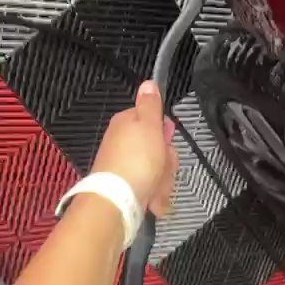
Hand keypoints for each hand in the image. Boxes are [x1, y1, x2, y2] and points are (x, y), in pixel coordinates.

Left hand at [91, 82, 179, 214]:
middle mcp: (123, 144)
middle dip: (166, 162)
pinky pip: (150, 189)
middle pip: (157, 148)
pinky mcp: (128, 188)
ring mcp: (125, 167)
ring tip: (157, 190)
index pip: (153, 122)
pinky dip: (155, 197)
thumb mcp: (148, 124)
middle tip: (163, 166)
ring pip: (157, 171)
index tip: (167, 140)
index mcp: (125, 124)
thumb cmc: (136, 160)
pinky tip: (153, 202)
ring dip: (163, 182)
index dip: (164, 132)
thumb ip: (150, 104)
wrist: (117, 201)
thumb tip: (148, 82)